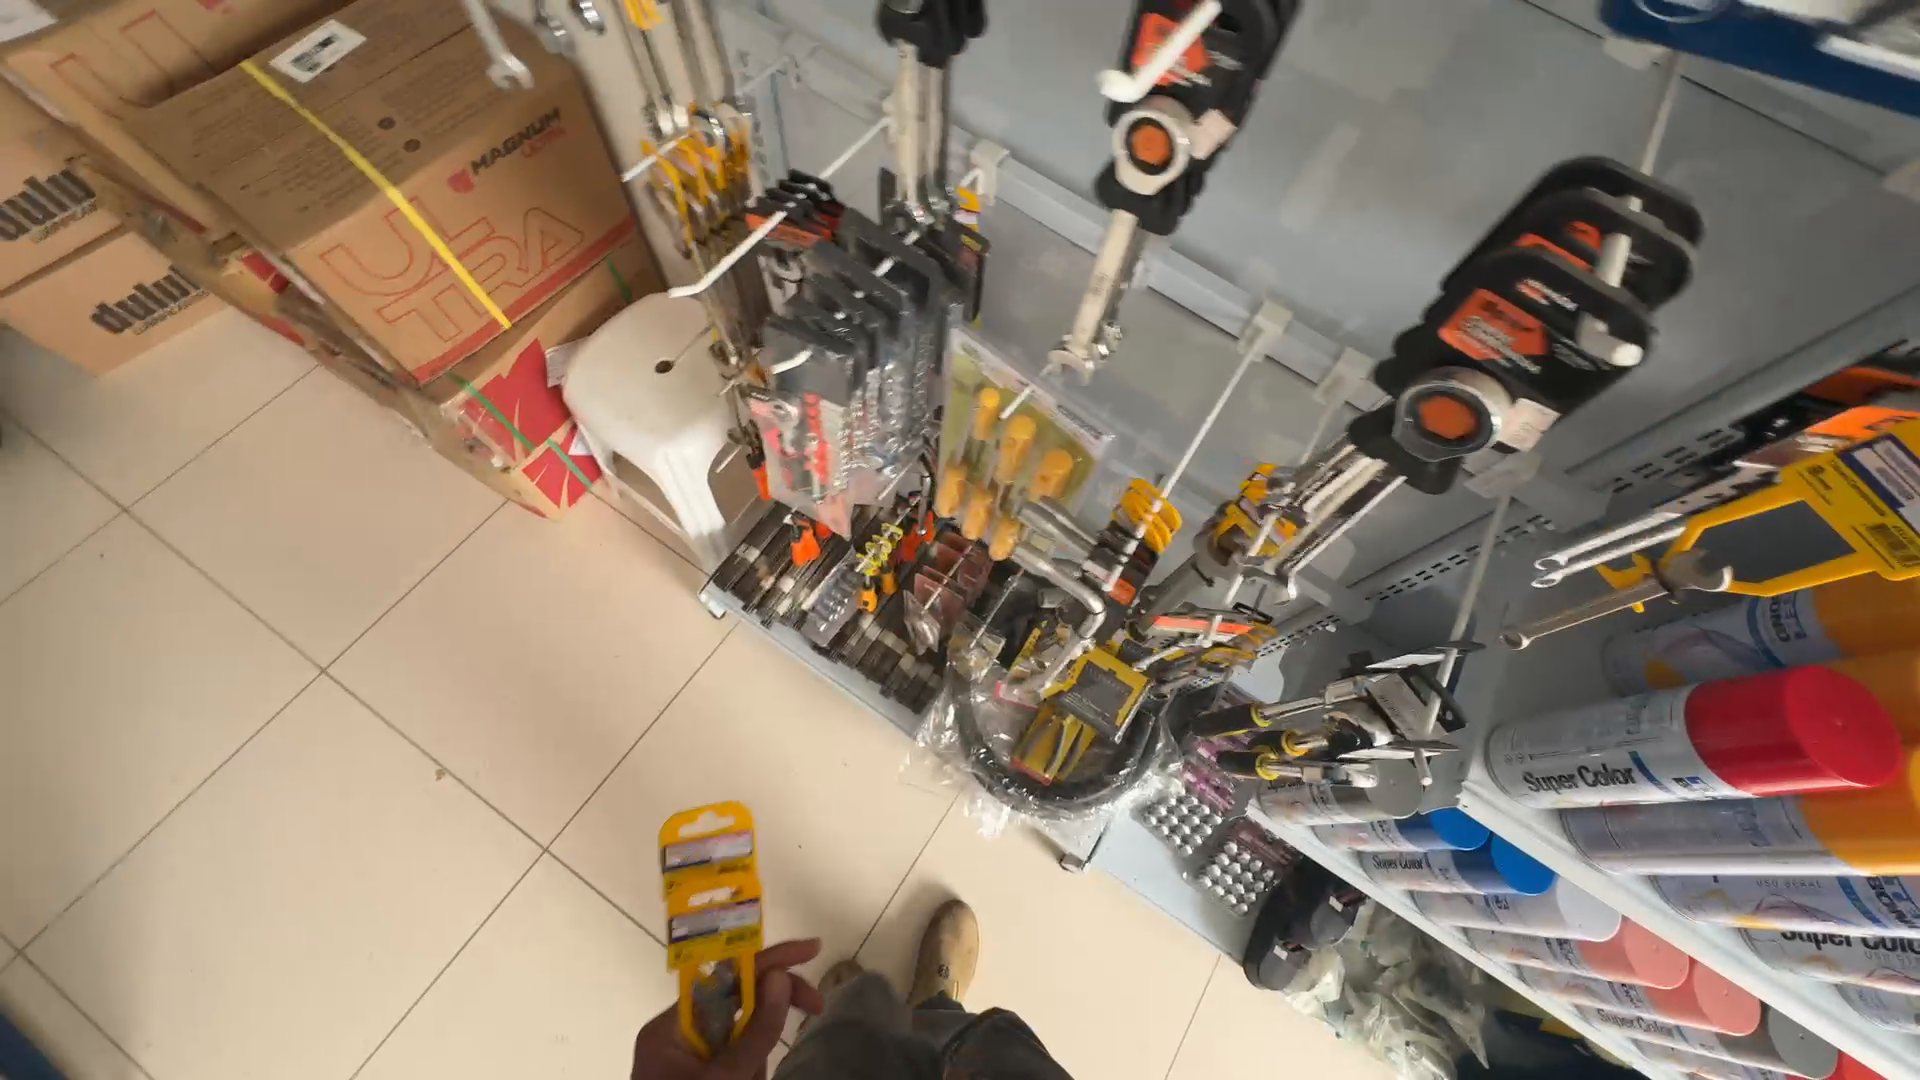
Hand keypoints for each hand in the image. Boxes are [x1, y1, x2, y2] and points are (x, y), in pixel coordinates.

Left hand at [632, 939, 826, 1079]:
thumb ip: (755, 1032)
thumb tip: (779, 976)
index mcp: (670, 1029)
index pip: (724, 976)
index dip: (768, 958)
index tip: (812, 950)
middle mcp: (678, 1038)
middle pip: (737, 1003)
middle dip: (772, 1013)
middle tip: (816, 1008)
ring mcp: (690, 1063)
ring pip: (744, 1039)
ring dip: (758, 1062)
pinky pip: (740, 1064)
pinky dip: (752, 1073)